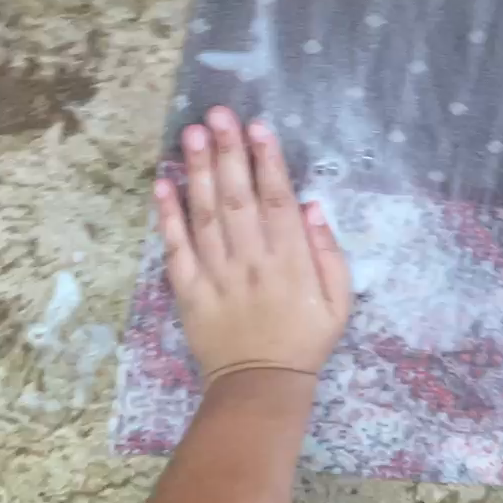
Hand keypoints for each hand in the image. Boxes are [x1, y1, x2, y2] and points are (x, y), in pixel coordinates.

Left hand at [154, 107, 352, 388]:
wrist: (260, 387)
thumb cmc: (306, 337)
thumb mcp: (340, 300)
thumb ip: (329, 251)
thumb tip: (312, 206)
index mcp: (289, 259)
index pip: (277, 199)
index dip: (268, 161)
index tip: (257, 126)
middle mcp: (251, 259)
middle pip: (237, 197)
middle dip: (228, 152)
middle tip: (217, 114)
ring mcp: (215, 273)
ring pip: (205, 215)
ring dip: (198, 172)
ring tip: (191, 135)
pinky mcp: (188, 289)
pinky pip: (176, 248)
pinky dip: (167, 215)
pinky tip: (162, 183)